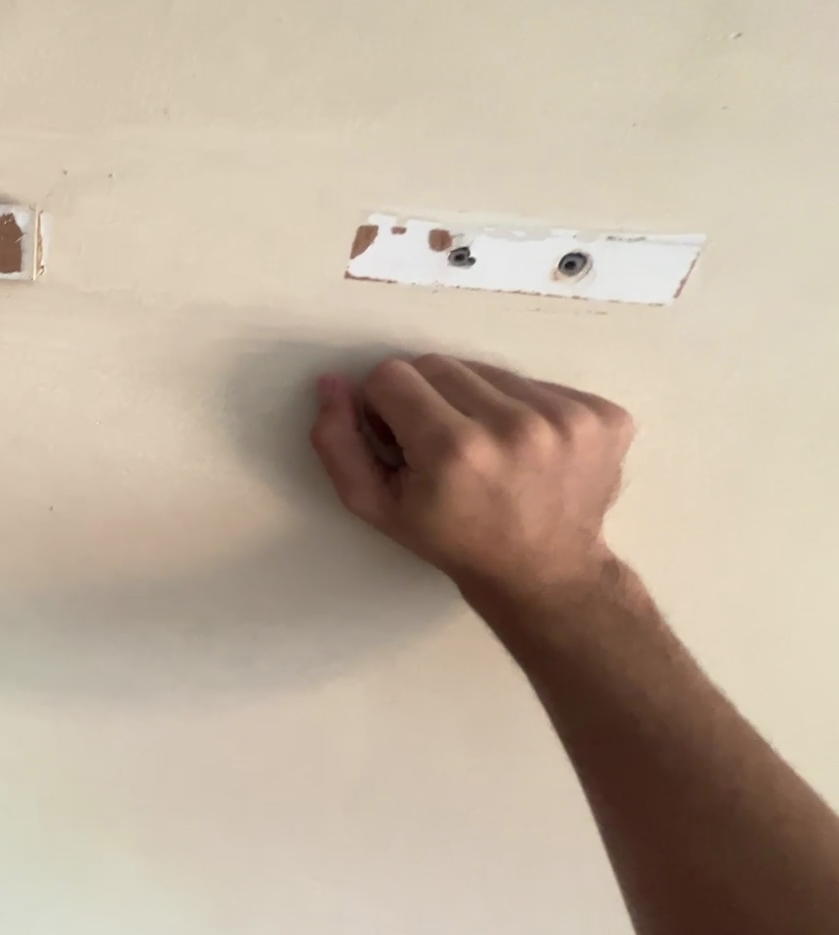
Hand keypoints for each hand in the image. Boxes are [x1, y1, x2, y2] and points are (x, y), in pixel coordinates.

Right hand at [310, 355, 635, 600]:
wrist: (542, 570)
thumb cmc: (444, 536)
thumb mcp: (369, 503)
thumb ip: (336, 442)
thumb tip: (330, 382)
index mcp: (453, 448)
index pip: (391, 375)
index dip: (381, 406)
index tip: (396, 440)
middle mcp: (515, 424)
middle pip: (436, 364)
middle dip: (421, 397)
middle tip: (432, 443)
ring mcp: (568, 416)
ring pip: (483, 370)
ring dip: (468, 400)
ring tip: (477, 446)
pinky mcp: (604, 413)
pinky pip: (532, 382)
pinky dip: (514, 407)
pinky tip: (518, 447)